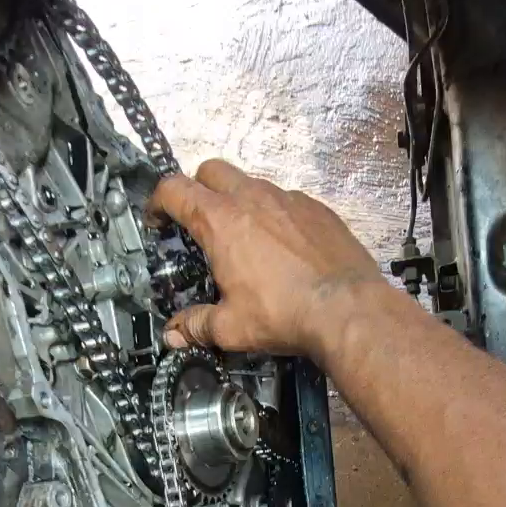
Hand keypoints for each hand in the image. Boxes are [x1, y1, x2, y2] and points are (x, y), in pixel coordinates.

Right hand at [151, 160, 389, 357]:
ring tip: (245, 238)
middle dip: (198, 190)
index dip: (158, 202)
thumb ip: (197, 326)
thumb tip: (174, 335)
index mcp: (221, 221)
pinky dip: (276, 215)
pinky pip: (288, 201)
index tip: (158, 219)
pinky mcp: (318, 209)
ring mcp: (289, 199)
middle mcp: (253, 198)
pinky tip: (284, 247)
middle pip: (212, 171)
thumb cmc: (284, 315)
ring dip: (240, 202)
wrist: (348, 309)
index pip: (175, 190)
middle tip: (199, 223)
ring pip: (252, 183)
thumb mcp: (231, 327)